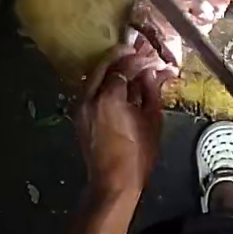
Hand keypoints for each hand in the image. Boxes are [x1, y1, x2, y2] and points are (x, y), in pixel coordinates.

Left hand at [74, 48, 163, 206]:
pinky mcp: (79, 114)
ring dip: (110, 67)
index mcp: (109, 98)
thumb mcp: (151, 121)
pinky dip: (103, 81)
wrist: (112, 183)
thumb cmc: (137, 156)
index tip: (152, 59)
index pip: (124, 68)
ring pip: (94, 76)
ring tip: (129, 64)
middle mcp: (90, 97)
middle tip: (137, 50)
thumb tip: (152, 74)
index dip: (140, 61)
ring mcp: (81, 105)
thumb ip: (151, 93)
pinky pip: (91, 89)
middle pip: (104, 65)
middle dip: (121, 56)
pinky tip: (117, 82)